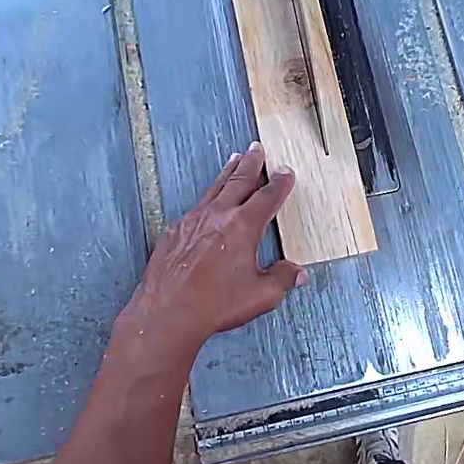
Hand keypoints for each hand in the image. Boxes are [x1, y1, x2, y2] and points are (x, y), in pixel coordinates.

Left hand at [111, 144, 305, 368]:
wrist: (168, 313)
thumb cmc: (213, 304)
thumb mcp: (262, 294)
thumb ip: (282, 279)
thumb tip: (295, 273)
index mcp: (243, 227)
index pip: (267, 196)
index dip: (279, 182)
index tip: (285, 173)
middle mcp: (218, 217)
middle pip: (239, 181)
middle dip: (252, 164)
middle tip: (257, 150)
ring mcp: (193, 222)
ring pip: (215, 189)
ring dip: (227, 174)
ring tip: (234, 161)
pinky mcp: (174, 234)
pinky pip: (195, 209)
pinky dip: (207, 199)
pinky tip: (207, 205)